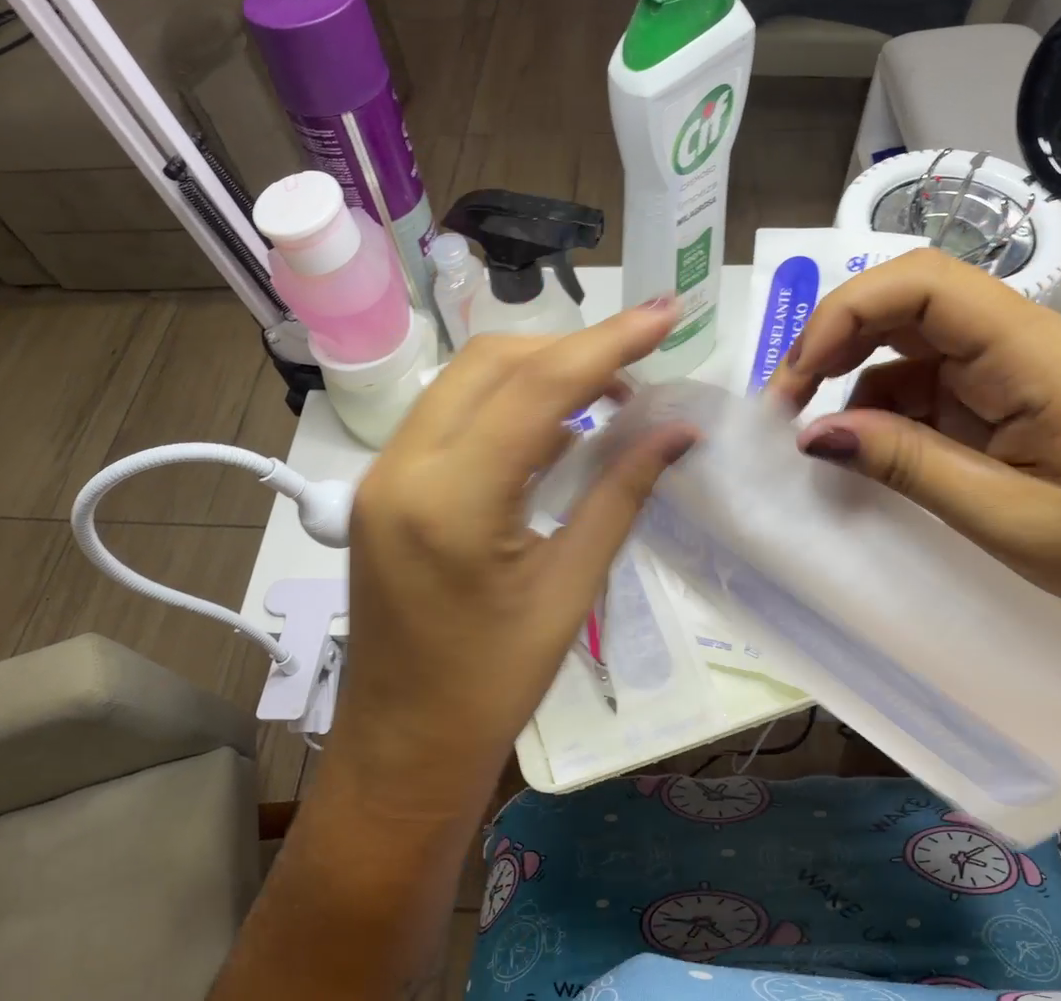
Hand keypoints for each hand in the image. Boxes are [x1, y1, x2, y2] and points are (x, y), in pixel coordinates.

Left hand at [331, 303, 695, 807]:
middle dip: (570, 349)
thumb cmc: (492, 688)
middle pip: (491, 364)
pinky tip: (554, 430)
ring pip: (464, 384)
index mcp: (448, 500)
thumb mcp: (568, 589)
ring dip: (536, 374)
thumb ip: (620, 494)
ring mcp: (382, 477)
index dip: (609, 343)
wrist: (403, 747)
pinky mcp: (383, 489)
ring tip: (609, 390)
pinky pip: (448, 421)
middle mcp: (401, 469)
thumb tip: (677, 430)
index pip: (535, 388)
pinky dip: (504, 408)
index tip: (668, 314)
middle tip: (641, 361)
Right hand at [763, 248, 1060, 625]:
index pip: (922, 282)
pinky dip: (890, 417)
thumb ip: (905, 465)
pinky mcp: (1014, 401)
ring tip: (819, 445)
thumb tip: (811, 435)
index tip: (796, 382)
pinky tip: (870, 458)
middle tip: (786, 408)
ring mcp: (1018, 371)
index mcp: (1034, 351)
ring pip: (914, 347)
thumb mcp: (1006, 515)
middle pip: (909, 302)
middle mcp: (1023, 342)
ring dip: (857, 385)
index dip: (843, 313)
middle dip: (835, 343)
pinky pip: (934, 389)